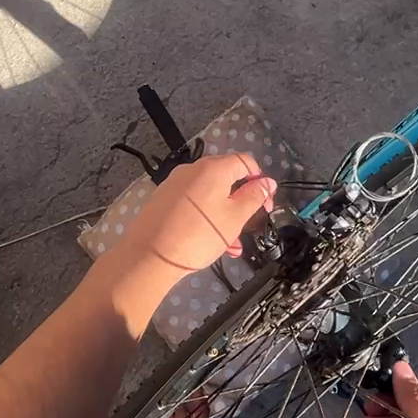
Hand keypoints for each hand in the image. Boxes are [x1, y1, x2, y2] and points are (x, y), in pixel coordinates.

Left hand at [110, 153, 275, 276]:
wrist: (149, 256)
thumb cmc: (198, 235)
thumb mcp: (235, 218)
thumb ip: (255, 197)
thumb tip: (268, 183)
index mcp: (214, 168)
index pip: (246, 162)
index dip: (260, 181)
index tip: (265, 204)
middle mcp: (193, 169)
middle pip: (227, 178)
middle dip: (242, 202)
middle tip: (248, 226)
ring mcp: (175, 183)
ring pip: (210, 194)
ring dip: (225, 215)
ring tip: (231, 244)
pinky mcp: (164, 199)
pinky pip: (194, 203)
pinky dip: (206, 217)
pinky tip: (210, 242)